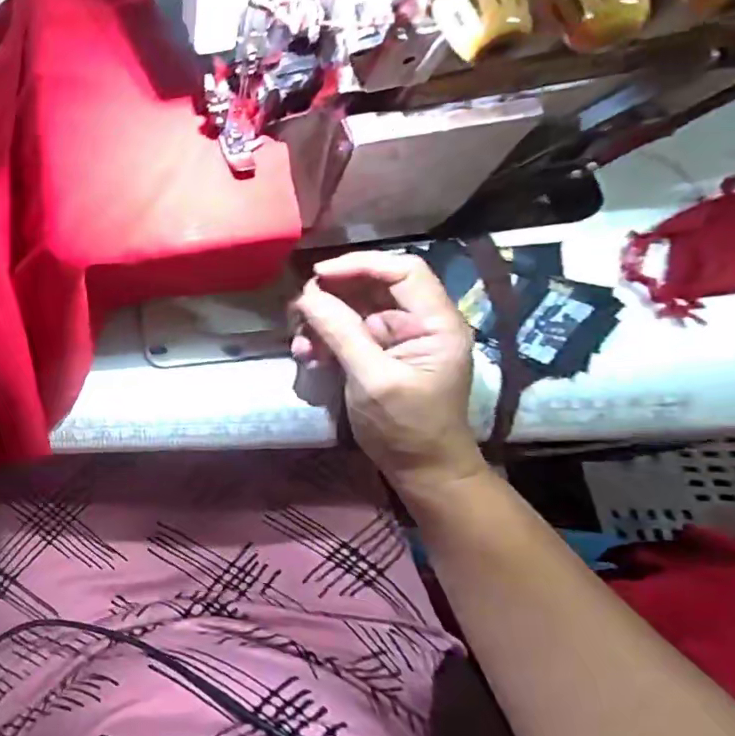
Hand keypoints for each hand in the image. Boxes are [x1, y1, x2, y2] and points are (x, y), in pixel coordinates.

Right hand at [291, 251, 485, 488]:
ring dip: (321, 321)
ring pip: (351, 309)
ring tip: (301, 345)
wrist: (420, 470)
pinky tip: (307, 356)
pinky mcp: (375, 354)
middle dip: (331, 296)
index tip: (318, 275)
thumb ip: (342, 333)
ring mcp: (394, 338)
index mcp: (435, 323)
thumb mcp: (373, 379)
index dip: (360, 265)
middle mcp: (417, 322)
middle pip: (371, 286)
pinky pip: (344, 333)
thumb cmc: (407, 426)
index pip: (403, 271)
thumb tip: (307, 296)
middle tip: (298, 312)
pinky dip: (322, 340)